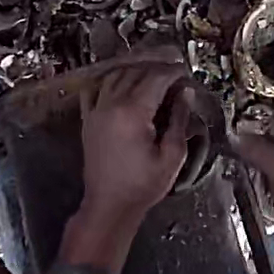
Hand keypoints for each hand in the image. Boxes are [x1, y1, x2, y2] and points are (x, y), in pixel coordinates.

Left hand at [78, 64, 191, 225]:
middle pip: (135, 72)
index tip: (185, 72)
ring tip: (151, 75)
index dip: (173, 72)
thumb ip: (179, 120)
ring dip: (134, 70)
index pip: (156, 79)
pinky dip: (108, 81)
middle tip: (173, 74)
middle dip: (156, 68)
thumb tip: (185, 93)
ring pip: (115, 76)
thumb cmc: (143, 185)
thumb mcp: (171, 156)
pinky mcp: (88, 119)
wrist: (109, 204)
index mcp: (134, 112)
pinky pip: (94, 89)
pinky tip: (120, 83)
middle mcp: (112, 104)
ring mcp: (96, 110)